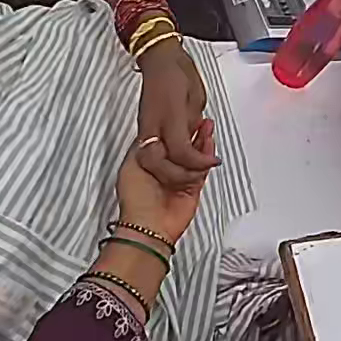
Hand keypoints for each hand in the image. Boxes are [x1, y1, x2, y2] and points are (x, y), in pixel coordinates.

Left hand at [115, 120, 212, 244]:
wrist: (149, 226)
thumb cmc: (135, 200)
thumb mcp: (131, 165)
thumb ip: (143, 147)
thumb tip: (151, 132)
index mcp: (149, 163)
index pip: (164, 140)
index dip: (172, 127)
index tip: (179, 115)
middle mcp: (165, 170)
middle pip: (182, 145)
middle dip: (191, 132)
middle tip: (198, 118)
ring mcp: (180, 178)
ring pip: (194, 155)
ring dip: (201, 140)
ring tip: (206, 126)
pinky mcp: (193, 187)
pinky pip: (202, 168)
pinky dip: (206, 155)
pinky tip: (208, 143)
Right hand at [136, 39, 218, 189]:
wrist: (160, 61)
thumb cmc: (178, 75)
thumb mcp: (196, 101)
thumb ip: (195, 126)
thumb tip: (198, 145)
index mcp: (170, 117)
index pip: (182, 152)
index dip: (199, 162)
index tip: (213, 161)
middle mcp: (153, 126)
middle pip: (159, 164)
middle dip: (181, 175)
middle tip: (200, 171)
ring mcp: (145, 129)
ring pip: (150, 162)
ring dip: (171, 172)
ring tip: (190, 168)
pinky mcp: (142, 131)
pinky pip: (149, 154)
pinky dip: (165, 162)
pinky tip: (178, 159)